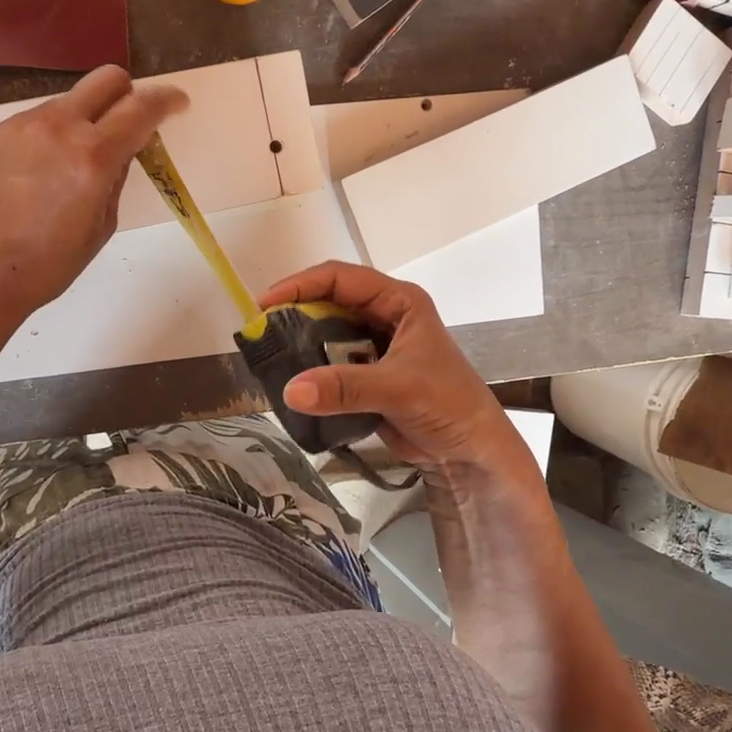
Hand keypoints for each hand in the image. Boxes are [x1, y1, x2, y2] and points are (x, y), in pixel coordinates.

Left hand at [0, 66, 187, 327]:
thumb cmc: (51, 263)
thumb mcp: (102, 224)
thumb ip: (118, 175)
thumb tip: (125, 147)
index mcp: (92, 157)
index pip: (141, 108)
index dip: (167, 101)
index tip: (179, 103)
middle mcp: (59, 127)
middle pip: (107, 79)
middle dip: (129, 94)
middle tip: (133, 124)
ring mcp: (25, 124)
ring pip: (73, 99)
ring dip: (90, 116)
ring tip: (82, 160)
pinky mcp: (1, 131)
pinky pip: (44, 117)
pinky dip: (59, 131)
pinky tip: (49, 169)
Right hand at [257, 262, 537, 479]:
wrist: (470, 452)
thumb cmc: (447, 404)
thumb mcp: (398, 388)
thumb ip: (344, 387)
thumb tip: (290, 389)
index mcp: (399, 302)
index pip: (341, 279)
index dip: (300, 286)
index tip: (264, 304)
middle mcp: (384, 317)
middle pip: (329, 303)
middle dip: (294, 314)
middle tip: (262, 333)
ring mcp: (374, 347)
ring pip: (326, 334)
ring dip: (300, 344)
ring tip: (270, 357)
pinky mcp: (366, 375)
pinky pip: (329, 364)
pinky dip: (310, 370)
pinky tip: (290, 381)